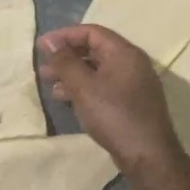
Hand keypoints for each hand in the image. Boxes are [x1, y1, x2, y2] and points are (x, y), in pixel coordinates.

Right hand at [36, 24, 189, 181]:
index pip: (91, 32)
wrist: (148, 157)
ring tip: (50, 84)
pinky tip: (66, 98)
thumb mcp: (83, 86)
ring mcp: (133, 84)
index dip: (64, 35)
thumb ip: (65, 61)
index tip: (41, 46)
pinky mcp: (130, 102)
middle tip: (43, 66)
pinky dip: (83, 87)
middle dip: (66, 56)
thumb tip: (50, 40)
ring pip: (96, 69)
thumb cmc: (114, 116)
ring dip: (71, 73)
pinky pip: (102, 85)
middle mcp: (132, 64)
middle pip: (94, 49)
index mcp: (124, 54)